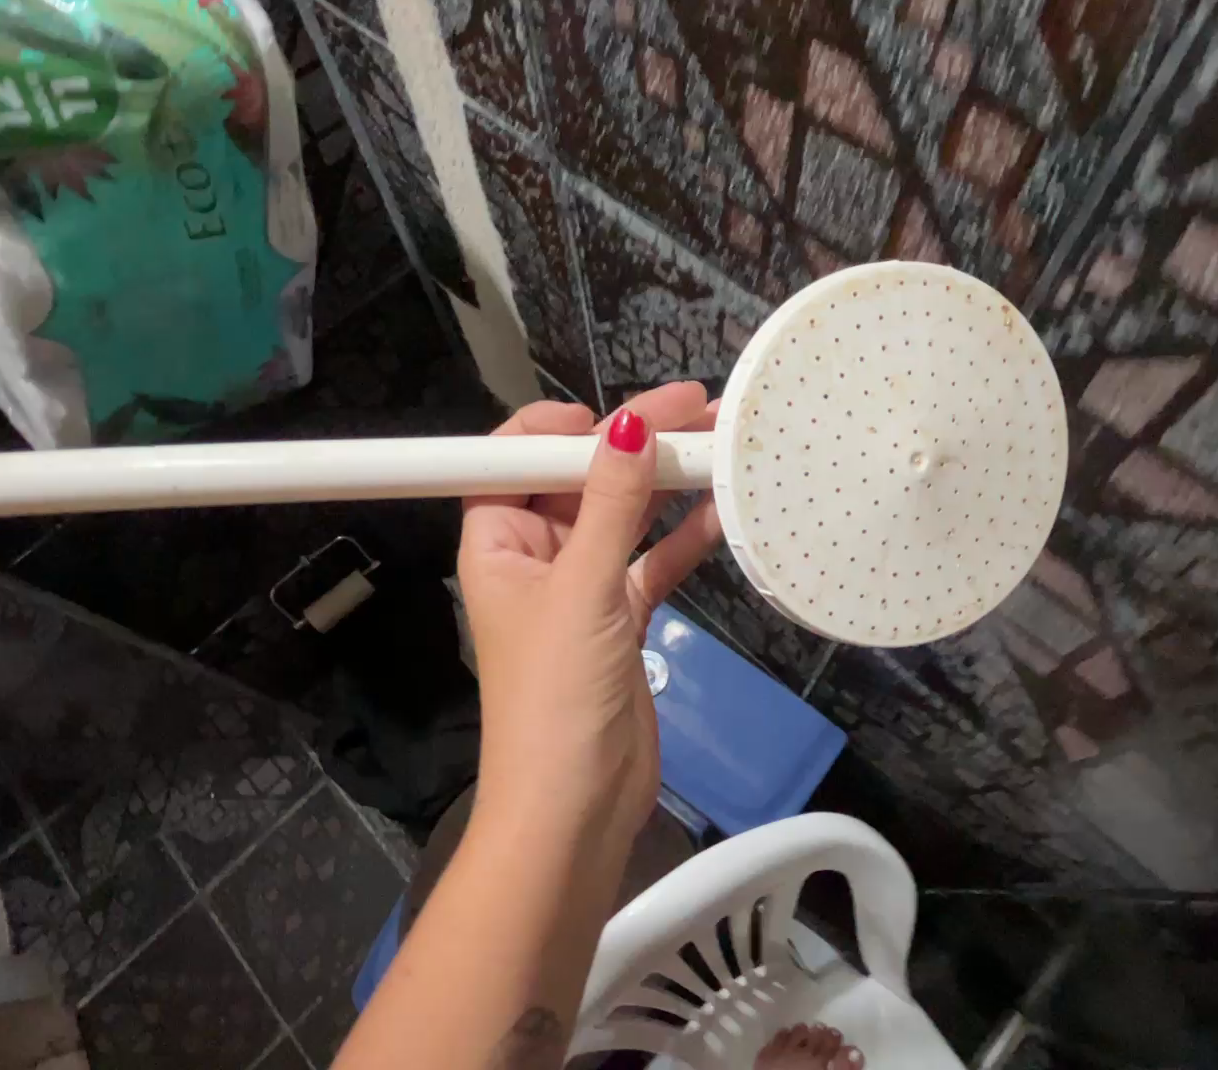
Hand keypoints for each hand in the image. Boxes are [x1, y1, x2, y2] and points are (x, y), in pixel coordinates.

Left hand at [457, 382, 724, 839]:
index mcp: (497, 542)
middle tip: (697, 409)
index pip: (513, 460)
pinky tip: (719, 510)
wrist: (577, 808)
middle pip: (578, 481)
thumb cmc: (557, 694)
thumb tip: (629, 424)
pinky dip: (680, 538)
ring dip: (664, 485)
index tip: (612, 414)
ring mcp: (581, 587)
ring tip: (719, 444)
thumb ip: (610, 505)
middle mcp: (534, 557)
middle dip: (630, 446)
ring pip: (622, 517)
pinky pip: (650, 561)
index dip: (556, 428)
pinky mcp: (620, 617)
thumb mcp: (582, 589)